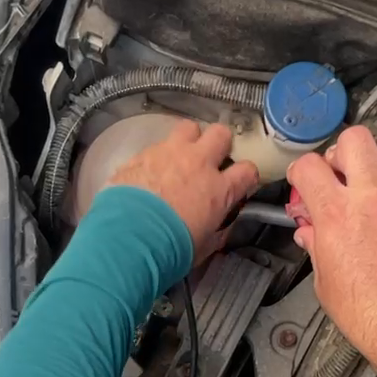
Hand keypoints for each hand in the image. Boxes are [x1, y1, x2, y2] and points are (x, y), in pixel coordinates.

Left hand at [105, 120, 260, 262]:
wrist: (129, 239)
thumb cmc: (170, 249)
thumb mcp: (203, 248)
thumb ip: (216, 232)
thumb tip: (221, 227)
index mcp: (218, 190)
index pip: (247, 171)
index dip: (246, 177)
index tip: (239, 184)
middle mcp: (198, 163)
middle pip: (220, 134)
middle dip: (218, 145)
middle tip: (209, 161)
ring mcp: (170, 153)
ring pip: (189, 127)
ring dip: (188, 140)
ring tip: (179, 157)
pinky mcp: (143, 153)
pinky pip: (157, 144)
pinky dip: (158, 155)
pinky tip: (149, 171)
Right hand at [286, 127, 376, 361]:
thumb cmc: (367, 311)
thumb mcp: (324, 280)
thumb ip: (317, 246)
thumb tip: (310, 233)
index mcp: (335, 213)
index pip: (308, 165)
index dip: (301, 172)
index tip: (305, 181)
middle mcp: (371, 196)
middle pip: (355, 138)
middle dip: (343, 152)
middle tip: (343, 173)